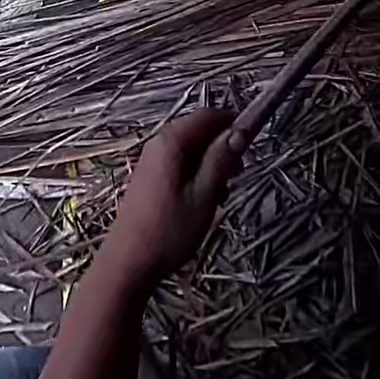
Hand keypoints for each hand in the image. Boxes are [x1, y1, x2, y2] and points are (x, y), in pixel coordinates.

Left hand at [97, 109, 242, 287]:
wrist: (128, 263)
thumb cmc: (169, 230)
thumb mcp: (204, 195)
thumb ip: (221, 160)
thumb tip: (239, 131)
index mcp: (171, 141)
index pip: (207, 115)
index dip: (232, 122)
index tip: (251, 143)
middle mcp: (159, 143)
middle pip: (198, 130)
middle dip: (222, 147)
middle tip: (237, 174)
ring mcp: (152, 160)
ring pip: (190, 149)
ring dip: (210, 163)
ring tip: (221, 193)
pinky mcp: (149, 177)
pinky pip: (179, 163)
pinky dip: (196, 174)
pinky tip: (203, 200)